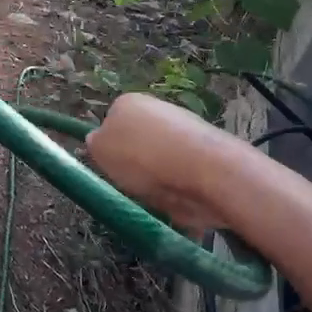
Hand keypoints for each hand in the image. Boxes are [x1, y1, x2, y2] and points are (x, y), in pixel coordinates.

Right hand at [84, 92, 255, 232]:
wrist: (209, 171)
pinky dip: (189, 198)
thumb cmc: (144, 157)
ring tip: (167, 205)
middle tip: (140, 190)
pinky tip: (189, 209)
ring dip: (165, 188)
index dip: (113, 152)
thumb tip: (101, 144)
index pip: (112, 126)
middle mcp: (158, 109)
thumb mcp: (100, 151)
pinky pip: (191, 181)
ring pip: (167, 166)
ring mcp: (190, 130)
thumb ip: (95, 145)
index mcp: (127, 102)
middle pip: (142, 147)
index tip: (116, 171)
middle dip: (142, 171)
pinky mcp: (215, 155)